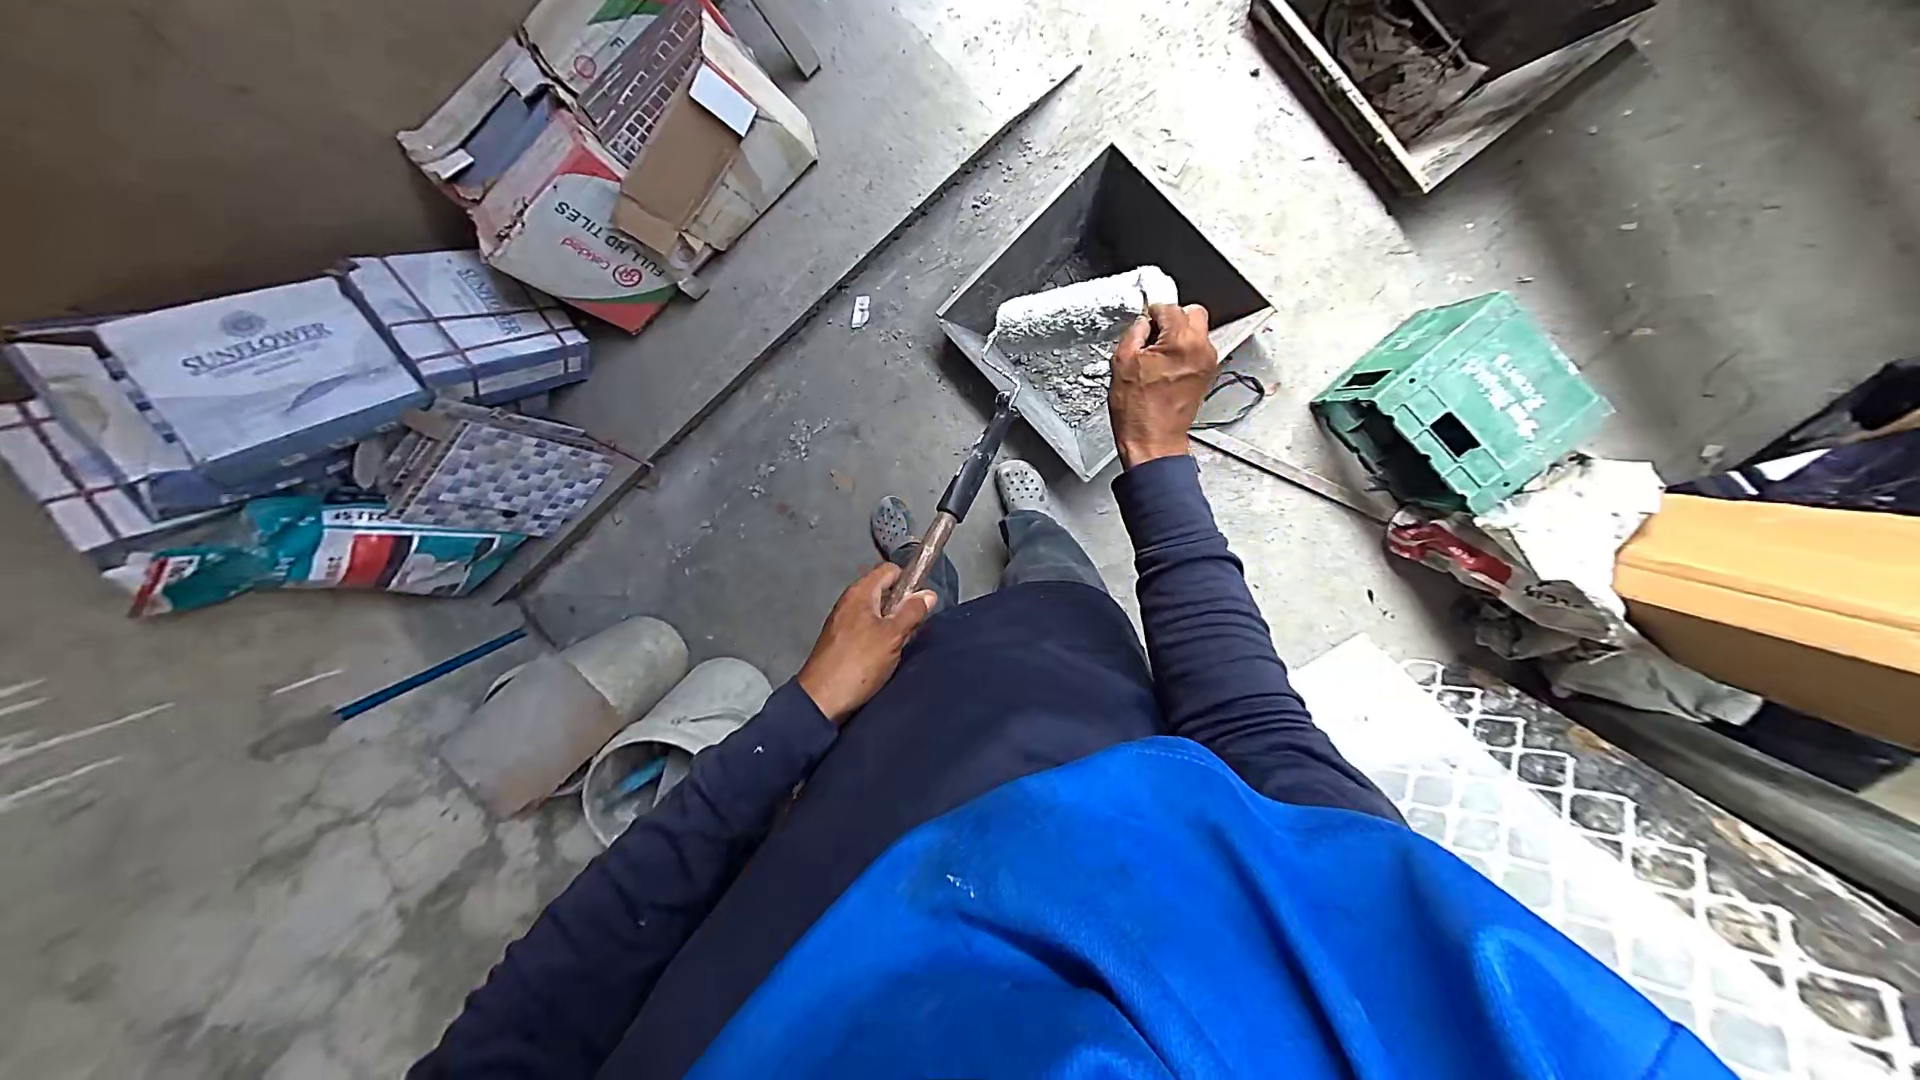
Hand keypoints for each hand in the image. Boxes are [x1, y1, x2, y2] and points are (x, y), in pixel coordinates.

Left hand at [796, 563, 936, 723]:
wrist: (822, 700)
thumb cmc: (859, 663)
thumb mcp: (893, 635)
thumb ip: (912, 612)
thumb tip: (928, 594)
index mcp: (860, 593)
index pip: (889, 570)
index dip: (908, 580)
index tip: (920, 602)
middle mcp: (849, 602)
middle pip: (884, 592)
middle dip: (902, 606)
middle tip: (912, 628)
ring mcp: (842, 621)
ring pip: (876, 613)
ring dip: (892, 625)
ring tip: (899, 645)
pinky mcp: (840, 641)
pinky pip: (866, 629)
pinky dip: (879, 637)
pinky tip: (884, 656)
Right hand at [1109, 303, 1217, 468]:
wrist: (1152, 441)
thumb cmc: (1138, 411)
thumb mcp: (1122, 362)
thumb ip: (1135, 333)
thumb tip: (1143, 323)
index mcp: (1182, 341)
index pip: (1170, 308)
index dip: (1152, 314)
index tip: (1144, 321)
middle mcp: (1201, 349)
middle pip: (1193, 314)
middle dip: (1172, 320)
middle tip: (1153, 335)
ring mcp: (1207, 363)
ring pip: (1197, 332)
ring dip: (1179, 336)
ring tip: (1157, 357)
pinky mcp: (1206, 376)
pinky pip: (1197, 351)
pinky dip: (1183, 353)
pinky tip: (1164, 369)